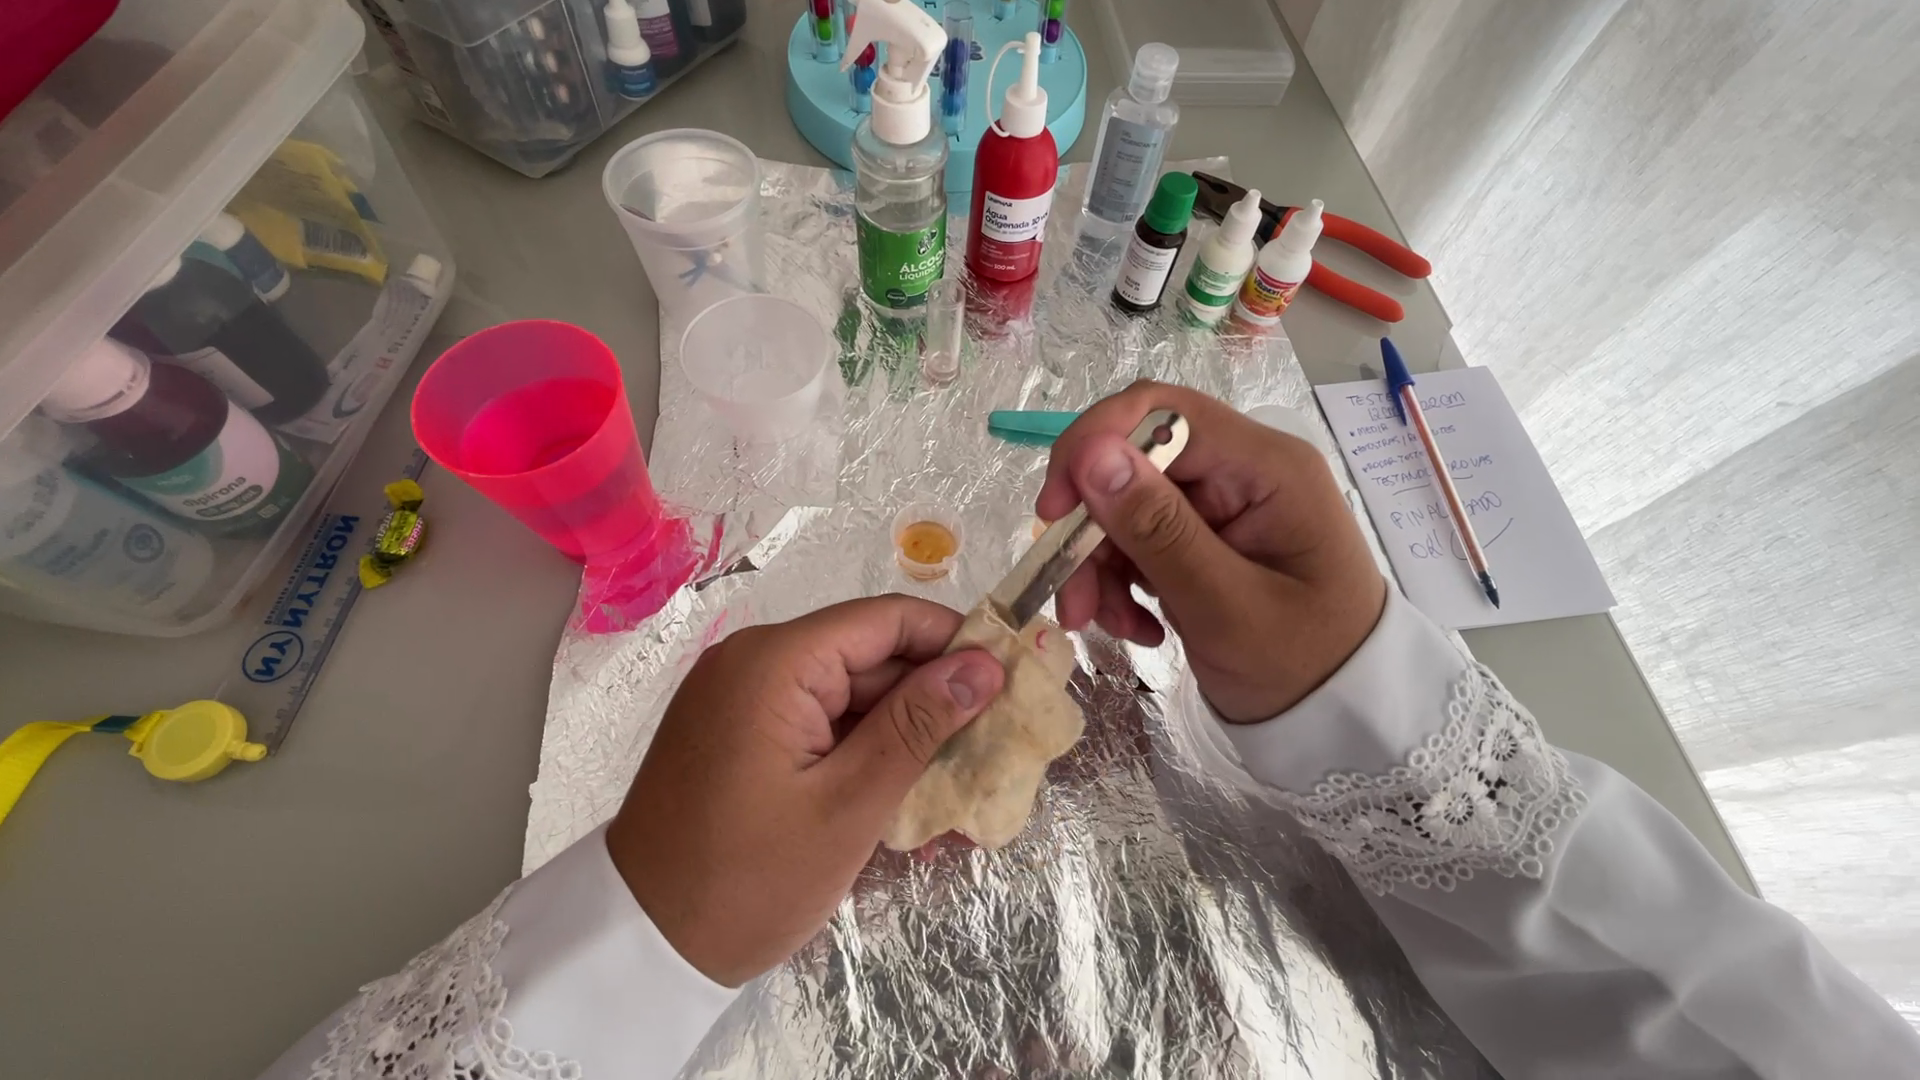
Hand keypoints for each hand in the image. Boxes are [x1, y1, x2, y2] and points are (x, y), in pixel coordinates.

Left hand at [605, 596, 1004, 986]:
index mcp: (776, 660)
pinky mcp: (742, 729)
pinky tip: (899, 796)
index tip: (1006, 677)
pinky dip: (861, 751)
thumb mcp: (849, 804)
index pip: (886, 619)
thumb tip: (983, 664)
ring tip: (956, 782)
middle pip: (869, 655)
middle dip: (931, 697)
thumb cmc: (746, 881)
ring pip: (849, 692)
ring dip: (901, 733)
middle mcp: (756, 660)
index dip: (952, 640)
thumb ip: (919, 724)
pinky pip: (819, 721)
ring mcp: (744, 695)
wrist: (638, 948)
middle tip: (992, 743)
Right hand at [1037, 381, 1386, 721]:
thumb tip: (1090, 453)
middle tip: (1069, 596)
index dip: (1093, 446)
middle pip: (1131, 464)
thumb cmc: (1303, 663)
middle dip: (1090, 528)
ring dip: (1098, 566)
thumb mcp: (1225, 605)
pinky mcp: (1199, 538)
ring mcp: (1218, 506)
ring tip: (1108, 626)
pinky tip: (1138, 628)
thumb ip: (1159, 529)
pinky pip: (1134, 542)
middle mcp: (1238, 471)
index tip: (1053, 512)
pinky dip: (1118, 583)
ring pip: (1122, 508)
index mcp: (1264, 466)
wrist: (1337, 713)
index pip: (1160, 411)